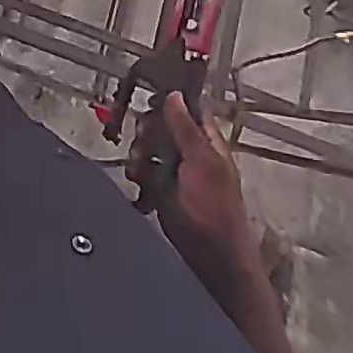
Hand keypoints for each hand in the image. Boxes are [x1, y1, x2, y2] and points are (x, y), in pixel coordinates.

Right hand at [149, 93, 261, 290]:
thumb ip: (186, 128)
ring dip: (140, 153)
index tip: (150, 98)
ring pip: (148, 148)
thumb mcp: (203, 161)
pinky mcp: (159, 191)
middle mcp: (190, 152)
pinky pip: (142, 172)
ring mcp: (174, 172)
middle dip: (149, 131)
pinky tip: (136, 180)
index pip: (189, 109)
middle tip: (145, 140)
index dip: (172, 101)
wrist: (209, 258)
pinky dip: (137, 173)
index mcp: (207, 141)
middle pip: (161, 126)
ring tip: (140, 167)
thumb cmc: (215, 206)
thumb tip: (174, 94)